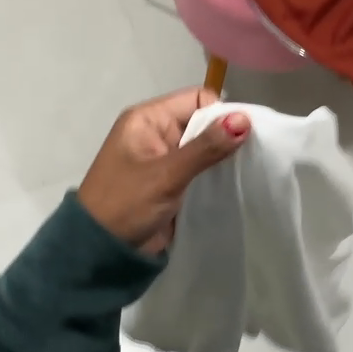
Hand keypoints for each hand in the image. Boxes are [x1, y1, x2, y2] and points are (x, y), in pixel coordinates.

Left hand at [78, 88, 249, 253]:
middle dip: (227, 135)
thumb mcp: (167, 174)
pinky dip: (215, 174)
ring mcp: (164, 159)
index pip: (197, 99)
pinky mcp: (172, 182)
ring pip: (204, 147)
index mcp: (148, 119)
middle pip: (203, 121)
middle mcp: (157, 133)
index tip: (245, 136)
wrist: (100, 252)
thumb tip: (245, 119)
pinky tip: (234, 184)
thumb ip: (206, 147)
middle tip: (253, 155)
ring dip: (223, 157)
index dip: (222, 113)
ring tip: (247, 170)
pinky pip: (200, 169)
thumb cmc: (126, 205)